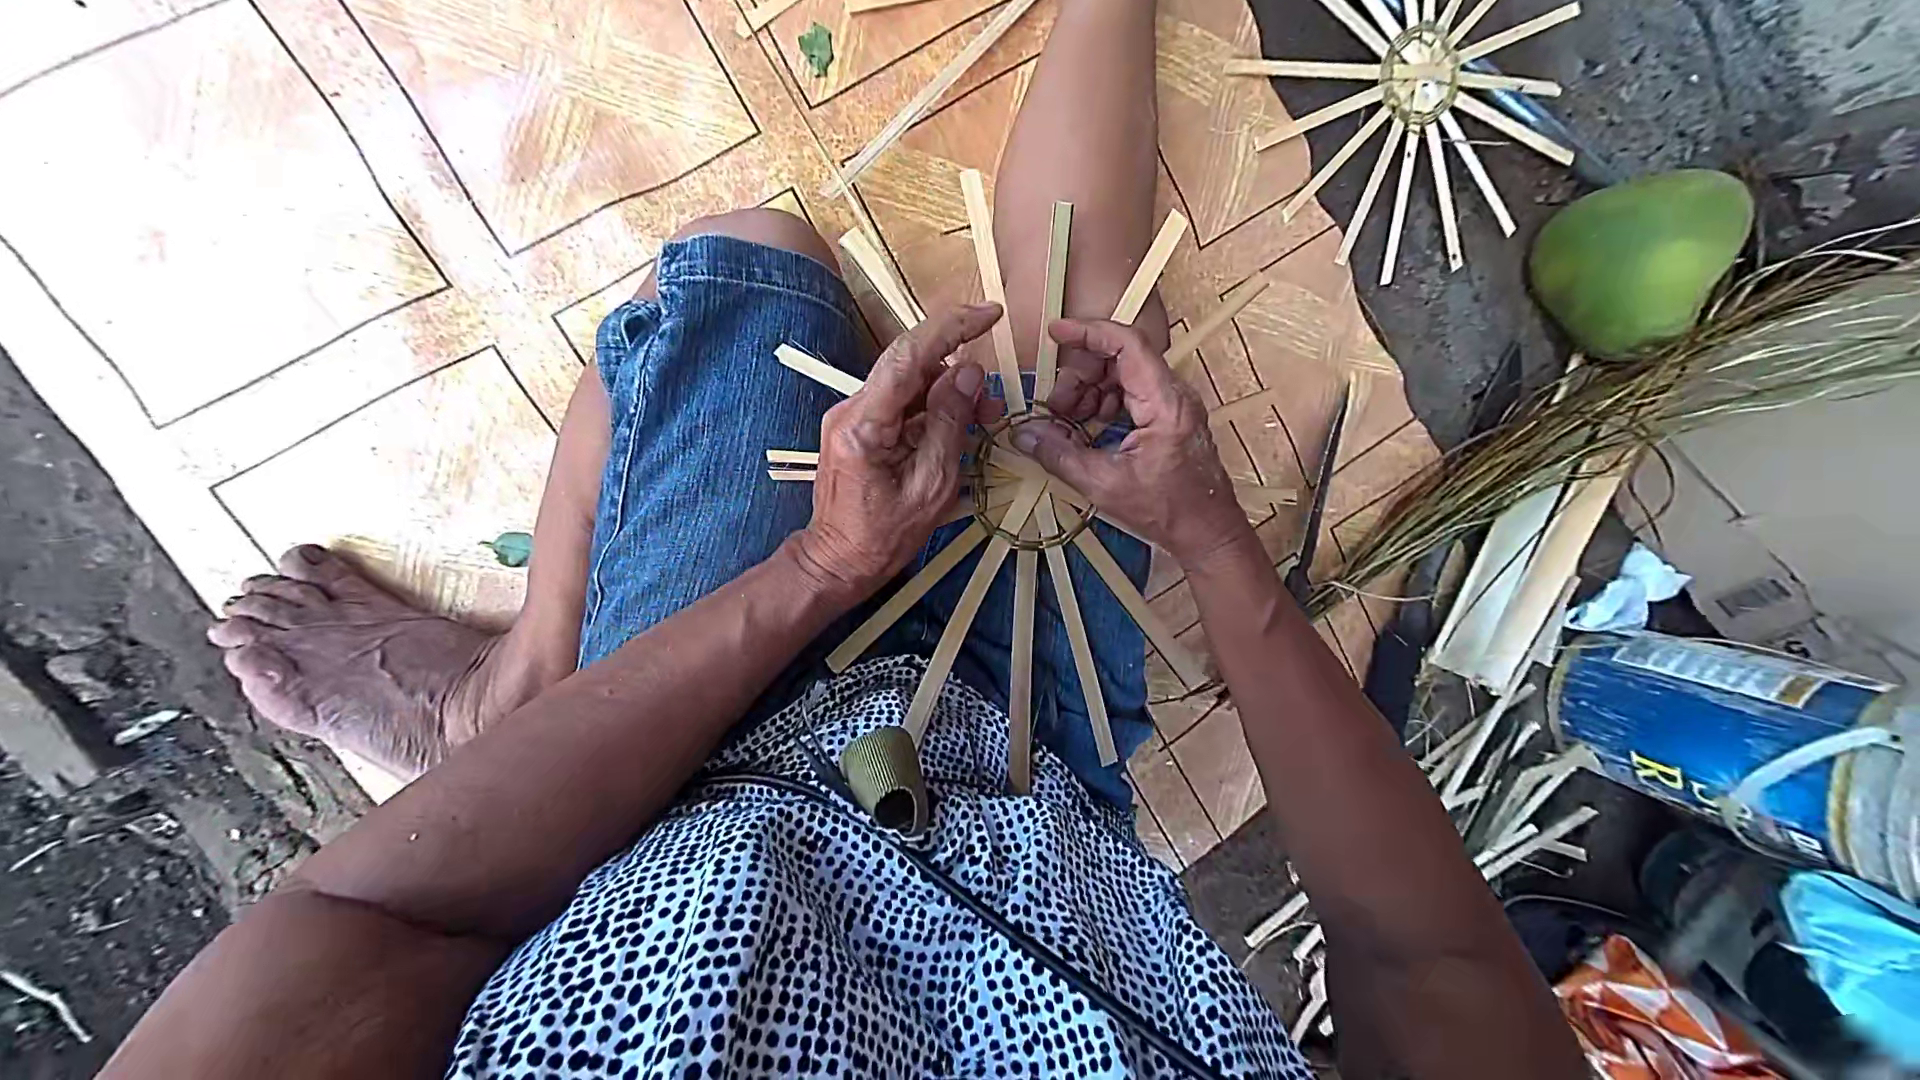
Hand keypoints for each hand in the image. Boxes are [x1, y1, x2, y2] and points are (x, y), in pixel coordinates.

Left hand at [792, 304, 1000, 597]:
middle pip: (910, 366)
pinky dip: (931, 410)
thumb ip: (950, 424)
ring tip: (982, 418)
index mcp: (865, 424)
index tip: (989, 315)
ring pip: (908, 385)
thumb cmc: (884, 537)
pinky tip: (956, 428)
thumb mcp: (932, 486)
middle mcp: (851, 409)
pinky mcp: (857, 428)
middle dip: (958, 371)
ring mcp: (851, 417)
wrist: (837, 562)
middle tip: (993, 401)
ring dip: (948, 394)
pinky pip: (900, 405)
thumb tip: (968, 373)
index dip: (951, 328)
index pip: (909, 356)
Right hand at [1014, 318, 1251, 566]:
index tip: (1056, 333)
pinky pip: (1129, 396)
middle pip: (1119, 359)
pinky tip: (1086, 430)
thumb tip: (1022, 433)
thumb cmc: (1165, 511)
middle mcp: (1172, 394)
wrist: (1207, 532)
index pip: (1128, 344)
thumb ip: (1059, 455)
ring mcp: (1171, 405)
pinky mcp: (1167, 418)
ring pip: (1122, 377)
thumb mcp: (1103, 485)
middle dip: (1080, 376)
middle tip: (1054, 408)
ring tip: (1067, 423)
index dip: (1089, 332)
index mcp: (1164, 403)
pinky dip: (1102, 406)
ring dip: (1088, 393)